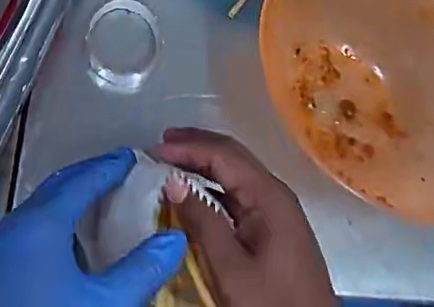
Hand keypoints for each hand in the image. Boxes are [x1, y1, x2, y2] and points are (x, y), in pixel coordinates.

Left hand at [0, 148, 185, 306]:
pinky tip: (69, 245)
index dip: (110, 167)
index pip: (83, 179)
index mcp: (44, 221)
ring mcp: (0, 245)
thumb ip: (140, 271)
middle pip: (60, 185)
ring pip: (41, 205)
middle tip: (119, 175)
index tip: (132, 158)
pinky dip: (54, 221)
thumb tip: (174, 241)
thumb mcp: (103, 306)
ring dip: (71, 198)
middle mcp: (19, 223)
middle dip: (90, 176)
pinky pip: (29, 227)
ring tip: (99, 206)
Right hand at [156, 127, 338, 306]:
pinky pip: (240, 191)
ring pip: (236, 171)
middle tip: (163, 144)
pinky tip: (196, 190)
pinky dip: (214, 183)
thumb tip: (172, 181)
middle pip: (232, 154)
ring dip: (204, 162)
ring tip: (173, 160)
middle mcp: (274, 192)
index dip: (188, 147)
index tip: (156, 149)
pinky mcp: (275, 226)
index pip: (223, 155)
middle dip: (196, 145)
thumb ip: (202, 220)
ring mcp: (277, 209)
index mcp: (268, 194)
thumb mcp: (231, 268)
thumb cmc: (271, 304)